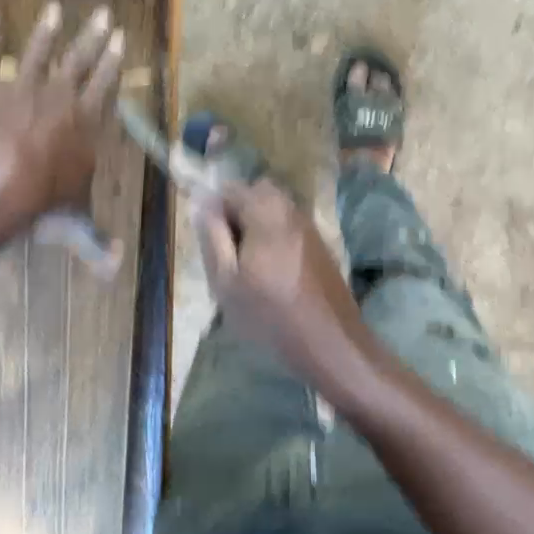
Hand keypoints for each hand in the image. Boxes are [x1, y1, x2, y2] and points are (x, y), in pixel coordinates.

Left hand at [0, 2, 125, 231]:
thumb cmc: (42, 204)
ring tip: (55, 8)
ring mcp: (20, 91)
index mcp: (85, 125)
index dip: (114, 64)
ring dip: (47, 31)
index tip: (122, 39)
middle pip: (80, 62)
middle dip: (93, 37)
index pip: (105, 87)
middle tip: (104, 13)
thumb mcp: (75, 225)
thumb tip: (115, 272)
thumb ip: (94, 243)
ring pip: (38, 54)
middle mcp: (58, 99)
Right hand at [193, 180, 373, 387]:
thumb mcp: (226, 280)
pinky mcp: (320, 244)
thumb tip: (201, 200)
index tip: (211, 244)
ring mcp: (309, 226)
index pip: (230, 189)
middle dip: (237, 213)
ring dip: (255, 226)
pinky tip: (271, 274)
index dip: (214, 211)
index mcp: (265, 212)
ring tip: (247, 267)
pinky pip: (288, 226)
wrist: (331, 344)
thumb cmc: (270, 315)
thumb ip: (212, 235)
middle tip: (227, 253)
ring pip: (273, 209)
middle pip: (256, 193)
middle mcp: (290, 209)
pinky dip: (273, 238)